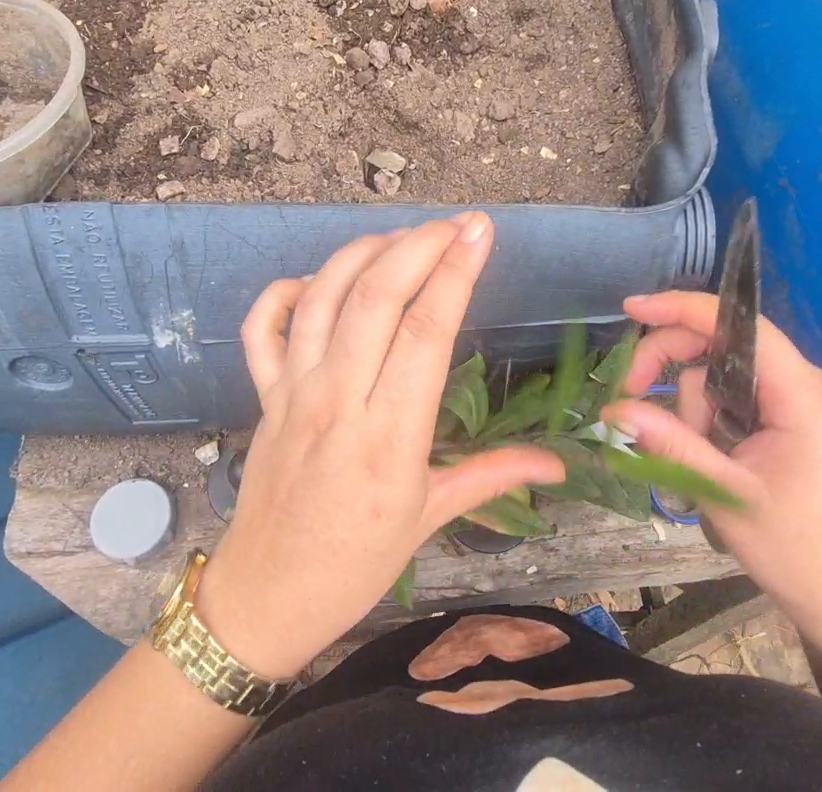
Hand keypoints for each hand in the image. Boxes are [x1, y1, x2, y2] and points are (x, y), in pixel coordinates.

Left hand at [192, 215, 565, 679]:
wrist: (265, 596)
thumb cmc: (355, 564)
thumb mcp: (430, 519)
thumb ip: (492, 476)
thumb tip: (559, 466)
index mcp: (389, 435)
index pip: (425, 330)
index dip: (455, 272)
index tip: (480, 233)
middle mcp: (337, 399)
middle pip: (376, 297)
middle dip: (420, 246)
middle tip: (458, 225)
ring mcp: (293, 391)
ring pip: (323, 297)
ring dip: (364, 254)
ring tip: (405, 237)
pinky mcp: (263, 395)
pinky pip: (263, 327)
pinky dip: (286, 290)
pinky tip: (319, 279)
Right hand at [601, 291, 821, 638]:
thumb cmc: (797, 550)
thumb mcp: (726, 494)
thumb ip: (671, 445)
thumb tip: (613, 411)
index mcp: (802, 393)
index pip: (738, 324)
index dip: (682, 308)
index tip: (631, 308)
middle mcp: (802, 384)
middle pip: (720, 344)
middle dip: (670, 365)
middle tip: (627, 400)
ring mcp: (795, 401)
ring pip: (717, 375)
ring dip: (690, 410)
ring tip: (698, 465)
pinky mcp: (785, 419)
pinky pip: (730, 398)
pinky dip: (704, 420)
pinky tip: (707, 460)